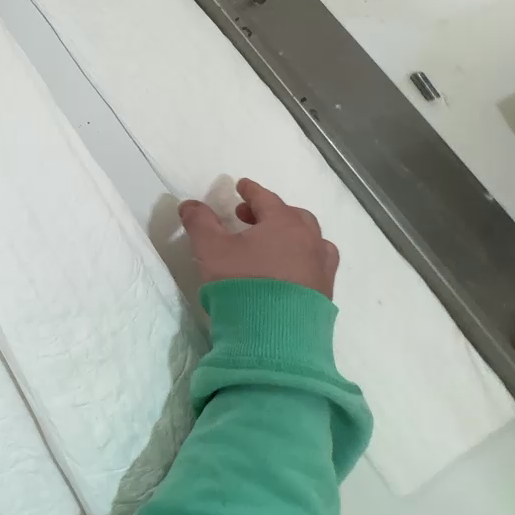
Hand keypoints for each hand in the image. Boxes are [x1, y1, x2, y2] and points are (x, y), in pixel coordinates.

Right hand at [178, 178, 339, 298]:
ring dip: (292, 235)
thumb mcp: (210, 246)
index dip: (252, 191)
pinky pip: (315, 263)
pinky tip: (284, 267)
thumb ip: (200, 221)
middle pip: (296, 217)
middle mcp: (310, 242)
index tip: (242, 185)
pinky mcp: (323, 292)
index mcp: (284, 225)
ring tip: (271, 242)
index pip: (268, 199)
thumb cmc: (241, 279)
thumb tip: (191, 204)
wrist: (274, 330)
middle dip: (273, 212)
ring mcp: (321, 268)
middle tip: (249, 216)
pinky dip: (300, 256)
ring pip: (312, 241)